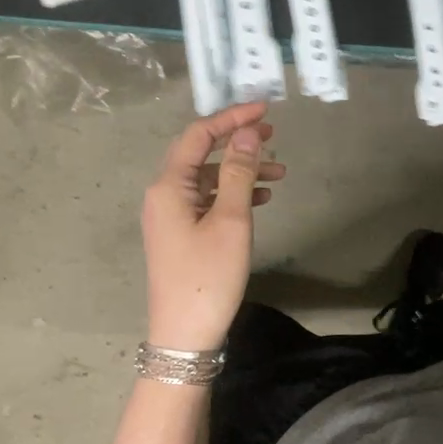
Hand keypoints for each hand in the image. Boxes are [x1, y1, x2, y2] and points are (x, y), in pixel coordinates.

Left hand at [141, 103, 285, 352]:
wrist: (184, 333)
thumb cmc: (208, 276)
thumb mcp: (230, 221)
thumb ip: (238, 173)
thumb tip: (246, 133)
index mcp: (168, 186)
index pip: (198, 135)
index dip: (231, 118)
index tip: (265, 110)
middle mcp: (163, 194)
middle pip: (200, 154)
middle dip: (236, 142)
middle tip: (273, 135)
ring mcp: (170, 216)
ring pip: (207, 179)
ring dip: (240, 171)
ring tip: (279, 173)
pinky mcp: (180, 234)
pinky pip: (207, 200)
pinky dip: (232, 193)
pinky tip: (260, 199)